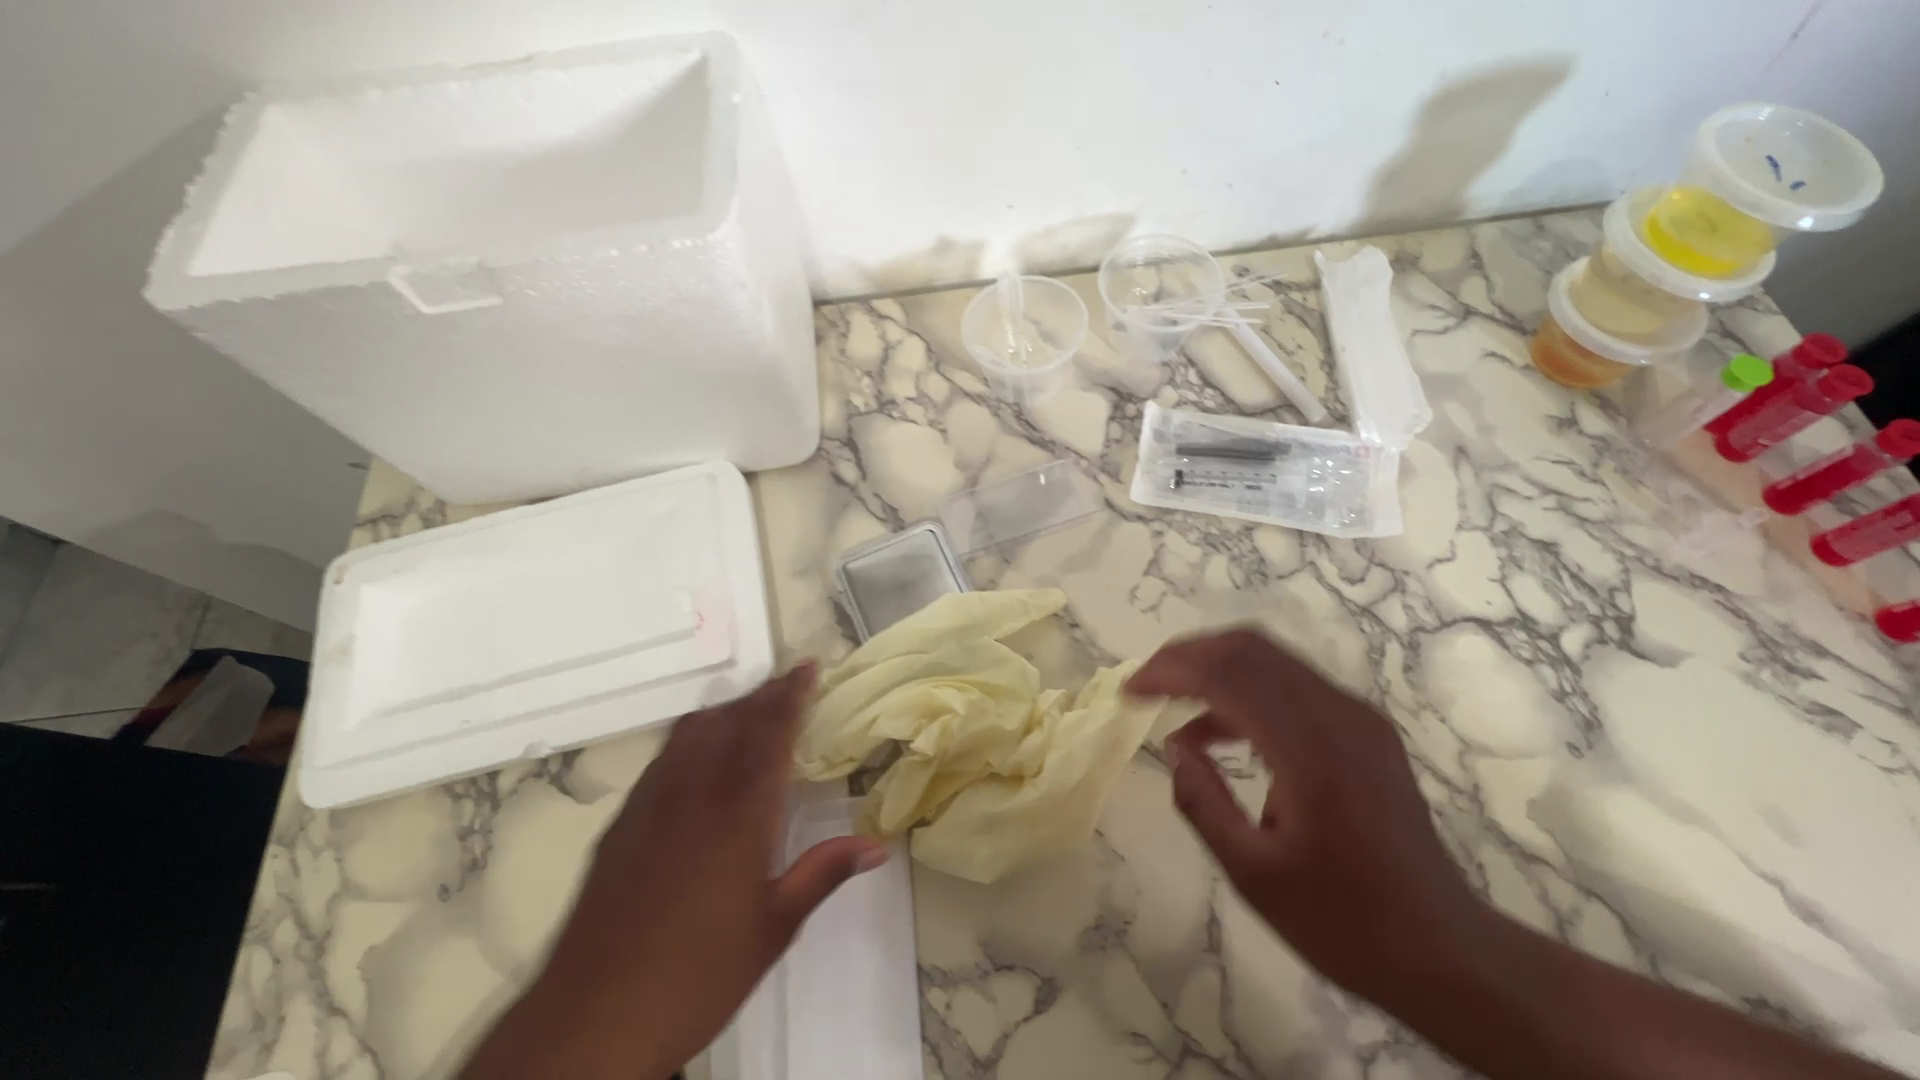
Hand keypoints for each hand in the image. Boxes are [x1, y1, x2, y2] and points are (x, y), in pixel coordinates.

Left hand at [459, 663, 886, 1079]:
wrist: (595, 1014)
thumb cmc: (698, 975)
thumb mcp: (774, 927)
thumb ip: (822, 874)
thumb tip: (876, 845)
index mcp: (739, 813)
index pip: (770, 734)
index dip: (791, 696)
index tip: (807, 667)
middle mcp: (693, 793)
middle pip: (731, 722)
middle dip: (763, 695)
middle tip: (788, 679)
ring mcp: (650, 804)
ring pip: (692, 733)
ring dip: (726, 711)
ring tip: (750, 706)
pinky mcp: (621, 824)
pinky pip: (663, 758)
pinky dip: (692, 737)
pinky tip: (698, 755)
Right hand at [1127, 629, 1488, 1000]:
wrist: (1442, 949)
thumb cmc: (1342, 921)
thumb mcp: (1251, 873)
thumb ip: (1202, 801)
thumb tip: (1176, 748)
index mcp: (1310, 748)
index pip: (1228, 674)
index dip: (1170, 671)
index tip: (1129, 691)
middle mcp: (1339, 715)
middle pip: (1251, 650)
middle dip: (1189, 656)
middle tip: (1145, 685)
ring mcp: (1358, 719)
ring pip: (1273, 662)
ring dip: (1217, 670)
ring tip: (1170, 704)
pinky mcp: (1366, 732)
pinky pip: (1295, 688)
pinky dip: (1248, 692)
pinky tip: (1218, 733)